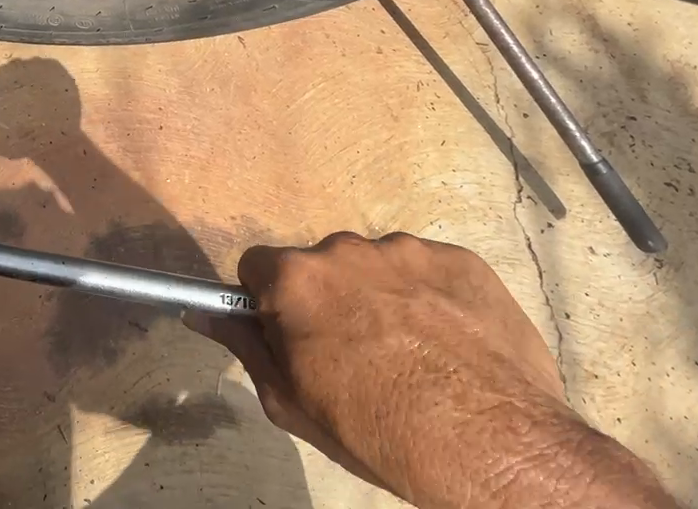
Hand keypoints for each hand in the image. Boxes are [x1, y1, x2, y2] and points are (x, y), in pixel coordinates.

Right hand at [185, 232, 676, 508]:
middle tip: (358, 352)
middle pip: (319, 265)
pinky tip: (452, 342)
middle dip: (329, 298)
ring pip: (374, 265)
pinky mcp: (461, 259)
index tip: (293, 335)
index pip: (257, 267)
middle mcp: (341, 248)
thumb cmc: (376, 431)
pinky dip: (432, 297)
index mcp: (293, 278)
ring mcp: (405, 249)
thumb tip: (201, 313)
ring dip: (380, 295)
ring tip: (415, 350)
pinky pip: (428, 269)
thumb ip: (244, 346)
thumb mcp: (289, 401)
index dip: (270, 302)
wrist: (497, 450)